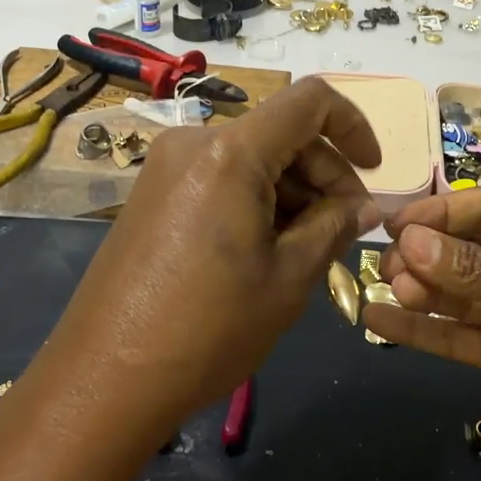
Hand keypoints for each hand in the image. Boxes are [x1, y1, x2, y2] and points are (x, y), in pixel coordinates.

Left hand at [39, 77, 381, 421]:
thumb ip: (334, 227)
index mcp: (231, 151)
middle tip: (346, 230)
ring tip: (309, 250)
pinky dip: (256, 200)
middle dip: (325, 173)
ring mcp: (166, 167)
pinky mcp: (152, 194)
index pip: (310, 101)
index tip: (375, 172)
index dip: (354, 126)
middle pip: (281, 133)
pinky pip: (220, 177)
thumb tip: (368, 205)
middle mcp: (194, 142)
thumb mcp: (288, 279)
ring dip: (292, 191)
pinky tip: (267, 250)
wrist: (104, 379)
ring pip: (252, 157)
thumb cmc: (208, 328)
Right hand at [365, 190, 480, 480]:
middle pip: (461, 248)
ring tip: (387, 288)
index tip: (395, 224)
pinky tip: (378, 322)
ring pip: (452, 291)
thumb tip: (409, 241)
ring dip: (418, 287)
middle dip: (424, 252)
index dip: (438, 213)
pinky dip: (417, 329)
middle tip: (389, 265)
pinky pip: (452, 334)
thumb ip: (476, 270)